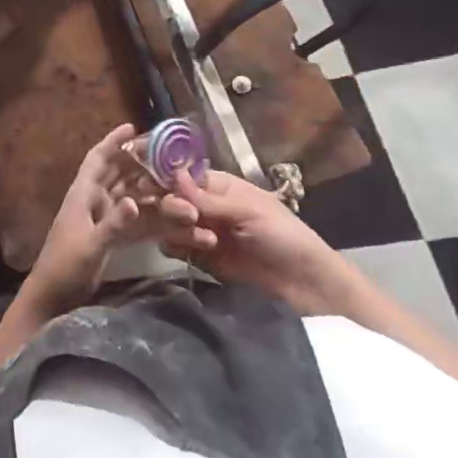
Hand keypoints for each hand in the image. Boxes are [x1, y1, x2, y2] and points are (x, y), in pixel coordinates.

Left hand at [25, 125, 161, 312]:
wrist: (54, 296)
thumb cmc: (65, 266)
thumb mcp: (91, 245)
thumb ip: (114, 225)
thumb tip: (136, 202)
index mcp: (82, 195)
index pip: (98, 159)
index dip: (113, 141)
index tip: (134, 126)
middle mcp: (93, 201)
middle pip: (119, 173)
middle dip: (141, 161)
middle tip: (170, 153)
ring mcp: (103, 219)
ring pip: (131, 196)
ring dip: (152, 190)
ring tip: (179, 182)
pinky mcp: (111, 237)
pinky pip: (136, 221)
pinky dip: (153, 219)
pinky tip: (176, 218)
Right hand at [154, 169, 348, 312]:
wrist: (300, 282)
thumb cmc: (281, 235)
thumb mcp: (247, 211)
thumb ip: (206, 198)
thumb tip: (173, 176)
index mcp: (218, 185)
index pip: (180, 175)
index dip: (166, 179)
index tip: (156, 188)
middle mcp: (203, 204)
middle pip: (169, 198)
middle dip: (174, 208)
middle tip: (192, 218)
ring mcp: (199, 230)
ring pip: (166, 223)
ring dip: (180, 230)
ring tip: (209, 241)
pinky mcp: (196, 255)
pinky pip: (170, 246)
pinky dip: (178, 247)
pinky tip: (200, 251)